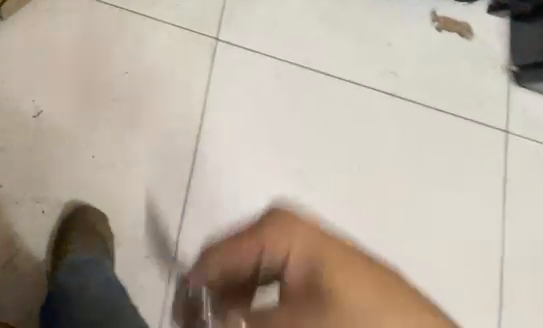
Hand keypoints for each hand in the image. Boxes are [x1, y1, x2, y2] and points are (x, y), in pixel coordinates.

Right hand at [182, 206, 453, 327]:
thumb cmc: (359, 322)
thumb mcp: (291, 324)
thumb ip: (238, 319)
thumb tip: (201, 317)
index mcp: (273, 225)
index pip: (210, 259)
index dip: (192, 299)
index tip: (183, 323)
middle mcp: (281, 224)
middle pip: (227, 268)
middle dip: (217, 304)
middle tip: (206, 326)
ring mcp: (301, 246)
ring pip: (248, 282)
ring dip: (238, 309)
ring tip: (234, 325)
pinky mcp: (318, 270)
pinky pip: (272, 288)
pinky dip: (261, 309)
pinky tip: (262, 323)